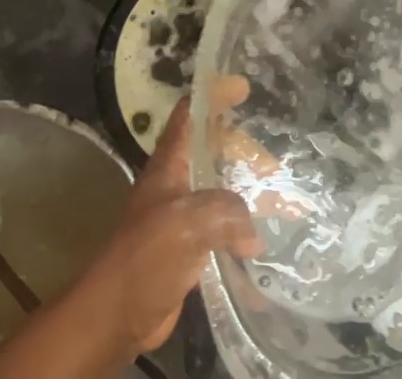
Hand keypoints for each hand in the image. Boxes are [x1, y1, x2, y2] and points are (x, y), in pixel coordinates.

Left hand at [72, 100, 261, 355]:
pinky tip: (266, 247)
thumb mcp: (187, 222)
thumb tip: (253, 233)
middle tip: (275, 166)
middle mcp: (174, 184)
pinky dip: (244, 232)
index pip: (189, 115)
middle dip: (242, 152)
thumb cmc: (146, 257)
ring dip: (248, 193)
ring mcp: (180, 217)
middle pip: (210, 152)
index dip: (213, 96)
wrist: (117, 313)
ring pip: (220, 192)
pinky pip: (222, 230)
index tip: (243, 87)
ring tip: (284, 204)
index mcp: (168, 166)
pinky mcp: (187, 250)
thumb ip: (226, 212)